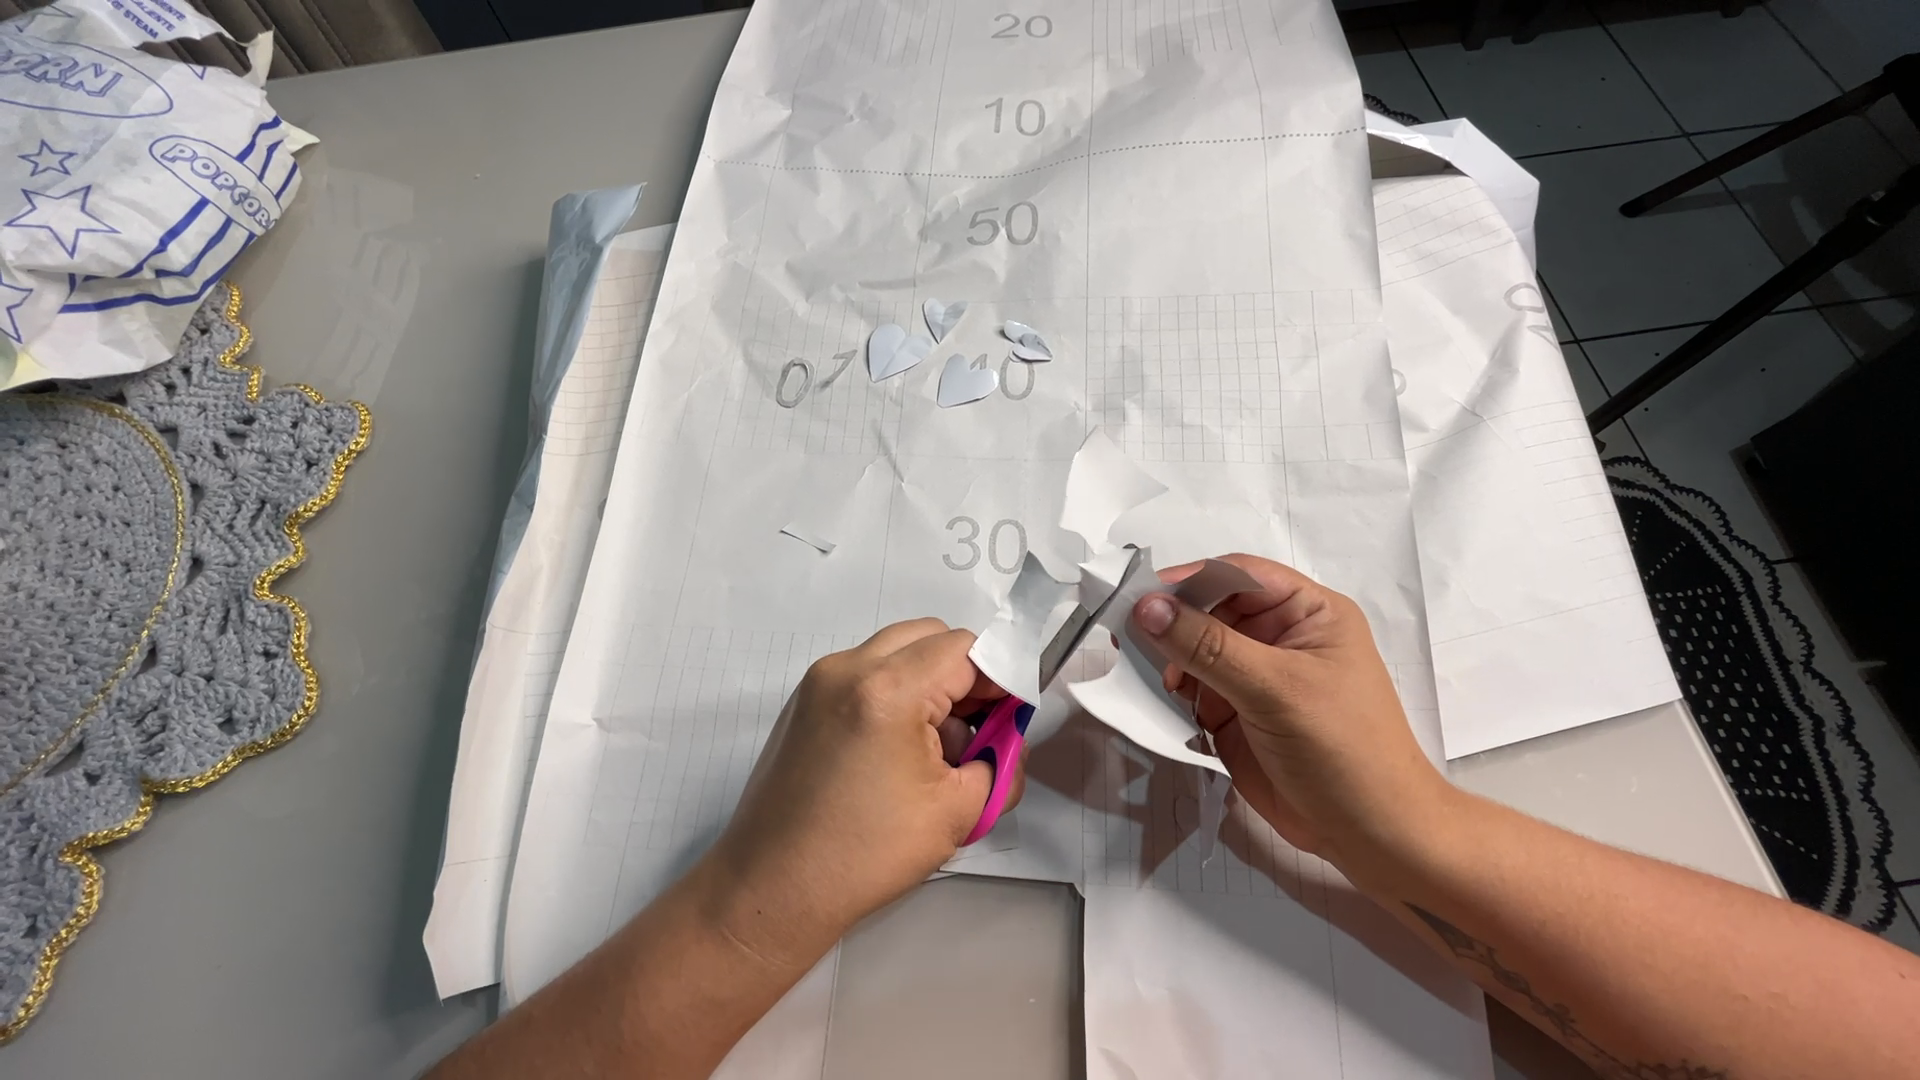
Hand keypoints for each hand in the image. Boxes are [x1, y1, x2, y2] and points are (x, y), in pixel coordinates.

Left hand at [699, 619, 1014, 969]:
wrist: (771, 889)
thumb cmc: (866, 856)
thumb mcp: (958, 811)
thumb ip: (1000, 761)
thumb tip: (1008, 737)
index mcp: (887, 689)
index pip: (965, 649)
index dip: (1000, 677)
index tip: (1012, 716)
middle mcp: (848, 667)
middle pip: (930, 638)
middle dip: (965, 675)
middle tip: (978, 727)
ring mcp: (819, 680)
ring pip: (897, 652)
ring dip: (931, 683)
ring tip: (937, 747)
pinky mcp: (805, 700)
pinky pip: (866, 672)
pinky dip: (896, 693)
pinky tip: (897, 751)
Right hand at [1130, 554, 1448, 872]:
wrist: (1371, 836)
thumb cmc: (1341, 749)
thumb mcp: (1275, 688)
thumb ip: (1207, 646)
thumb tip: (1146, 606)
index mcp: (1308, 612)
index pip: (1239, 575)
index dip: (1190, 579)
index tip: (1141, 596)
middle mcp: (1279, 635)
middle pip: (1210, 608)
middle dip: (1173, 621)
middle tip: (1130, 638)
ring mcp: (1255, 675)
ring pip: (1195, 647)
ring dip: (1169, 658)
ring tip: (1151, 676)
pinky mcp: (1236, 711)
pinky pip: (1192, 686)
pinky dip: (1172, 690)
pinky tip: (1164, 700)